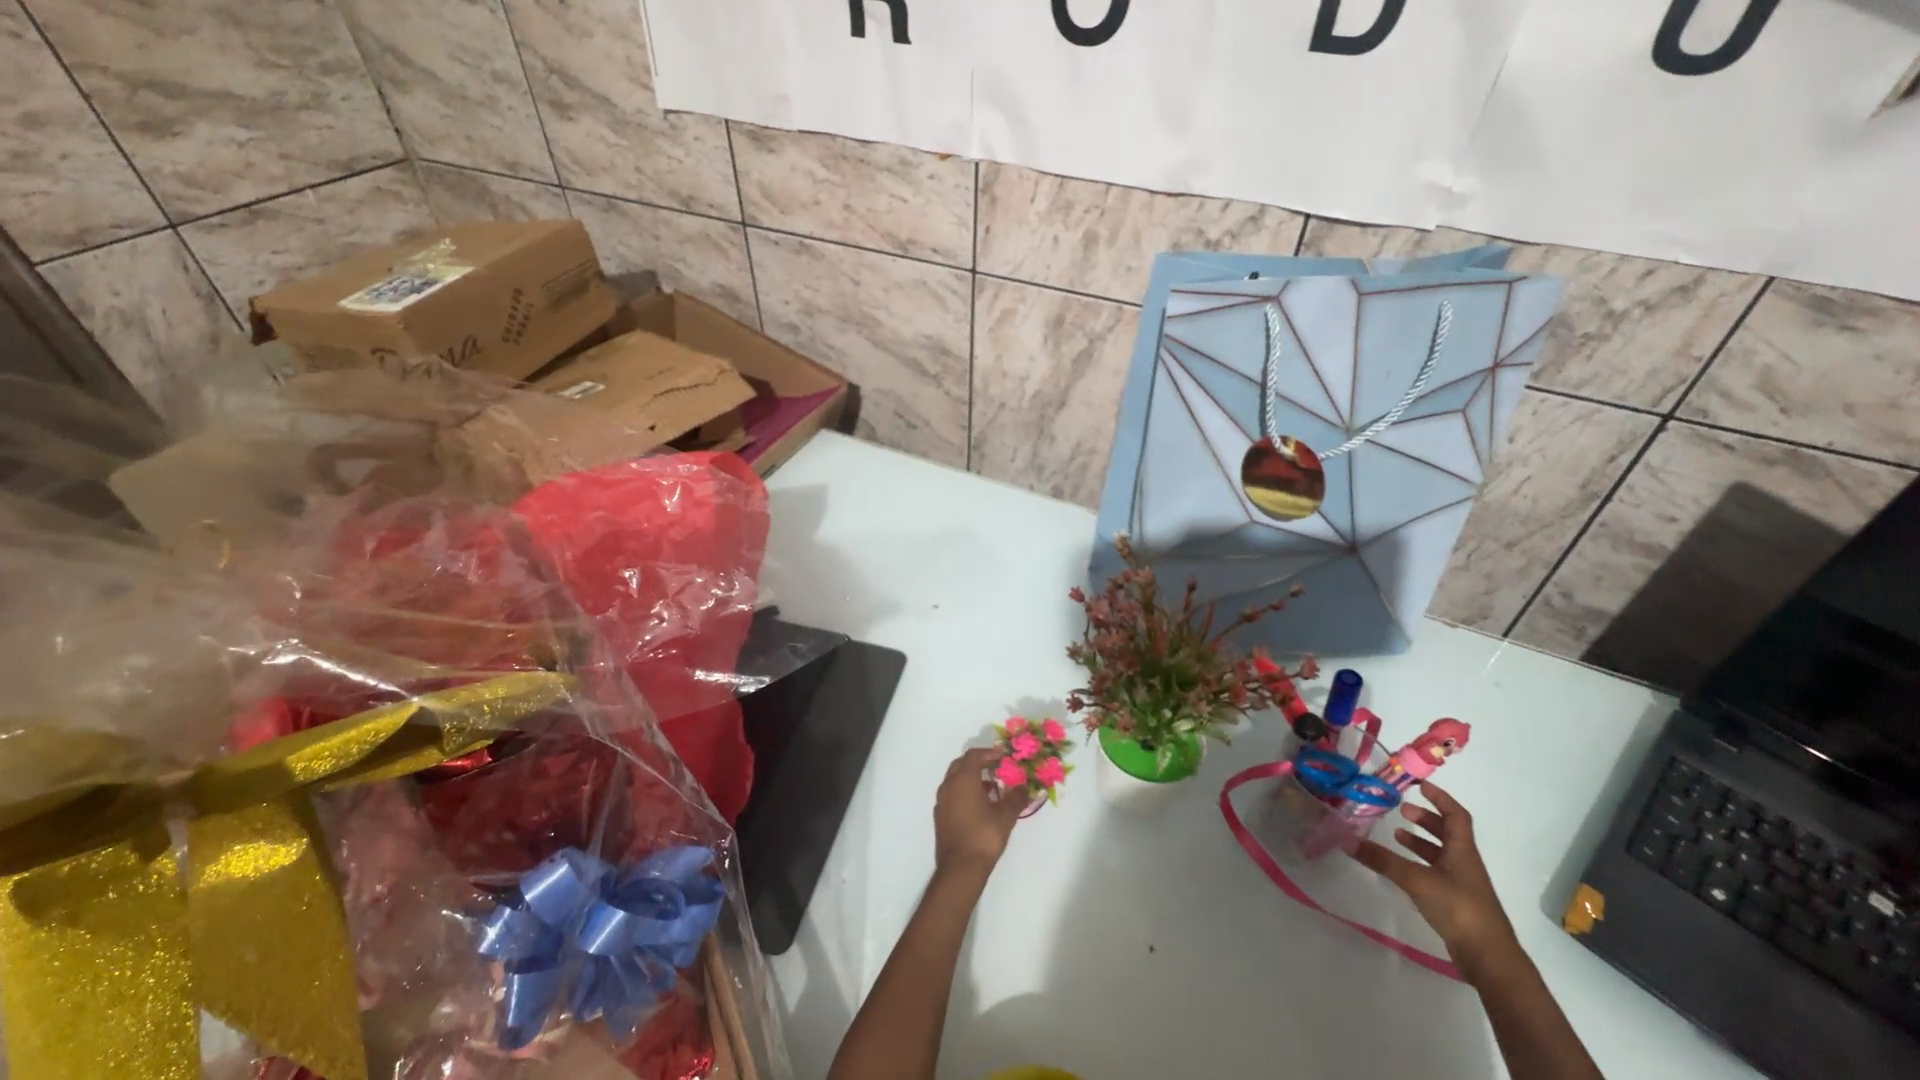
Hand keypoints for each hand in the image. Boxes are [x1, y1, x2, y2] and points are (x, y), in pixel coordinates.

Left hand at [933, 748, 1027, 874]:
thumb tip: (1024, 788)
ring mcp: (942, 802)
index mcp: (963, 780)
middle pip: (961, 764)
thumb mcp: (1006, 815)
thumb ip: (1016, 798)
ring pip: (955, 780)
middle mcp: (948, 786)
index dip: (989, 753)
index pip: (973, 756)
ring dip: (971, 778)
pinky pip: (952, 794)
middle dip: (978, 763)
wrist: (961, 867)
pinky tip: (980, 805)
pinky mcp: (940, 816)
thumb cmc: (984, 836)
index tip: (1003, 756)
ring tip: (992, 787)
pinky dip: (964, 792)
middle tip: (995, 767)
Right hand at [1353, 782, 1518, 971]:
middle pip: (1449, 833)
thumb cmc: (1458, 908)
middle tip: (1402, 812)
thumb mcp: (1416, 881)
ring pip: (1442, 854)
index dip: (1440, 798)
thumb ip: (1383, 861)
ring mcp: (1462, 885)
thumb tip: (1347, 840)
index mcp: (1462, 851)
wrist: (1489, 956)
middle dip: (1426, 820)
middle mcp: (1465, 863)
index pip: (1456, 815)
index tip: (1420, 786)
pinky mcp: (1457, 903)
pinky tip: (1404, 872)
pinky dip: (1420, 865)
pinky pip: (1437, 873)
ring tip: (1397, 838)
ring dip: (1421, 843)